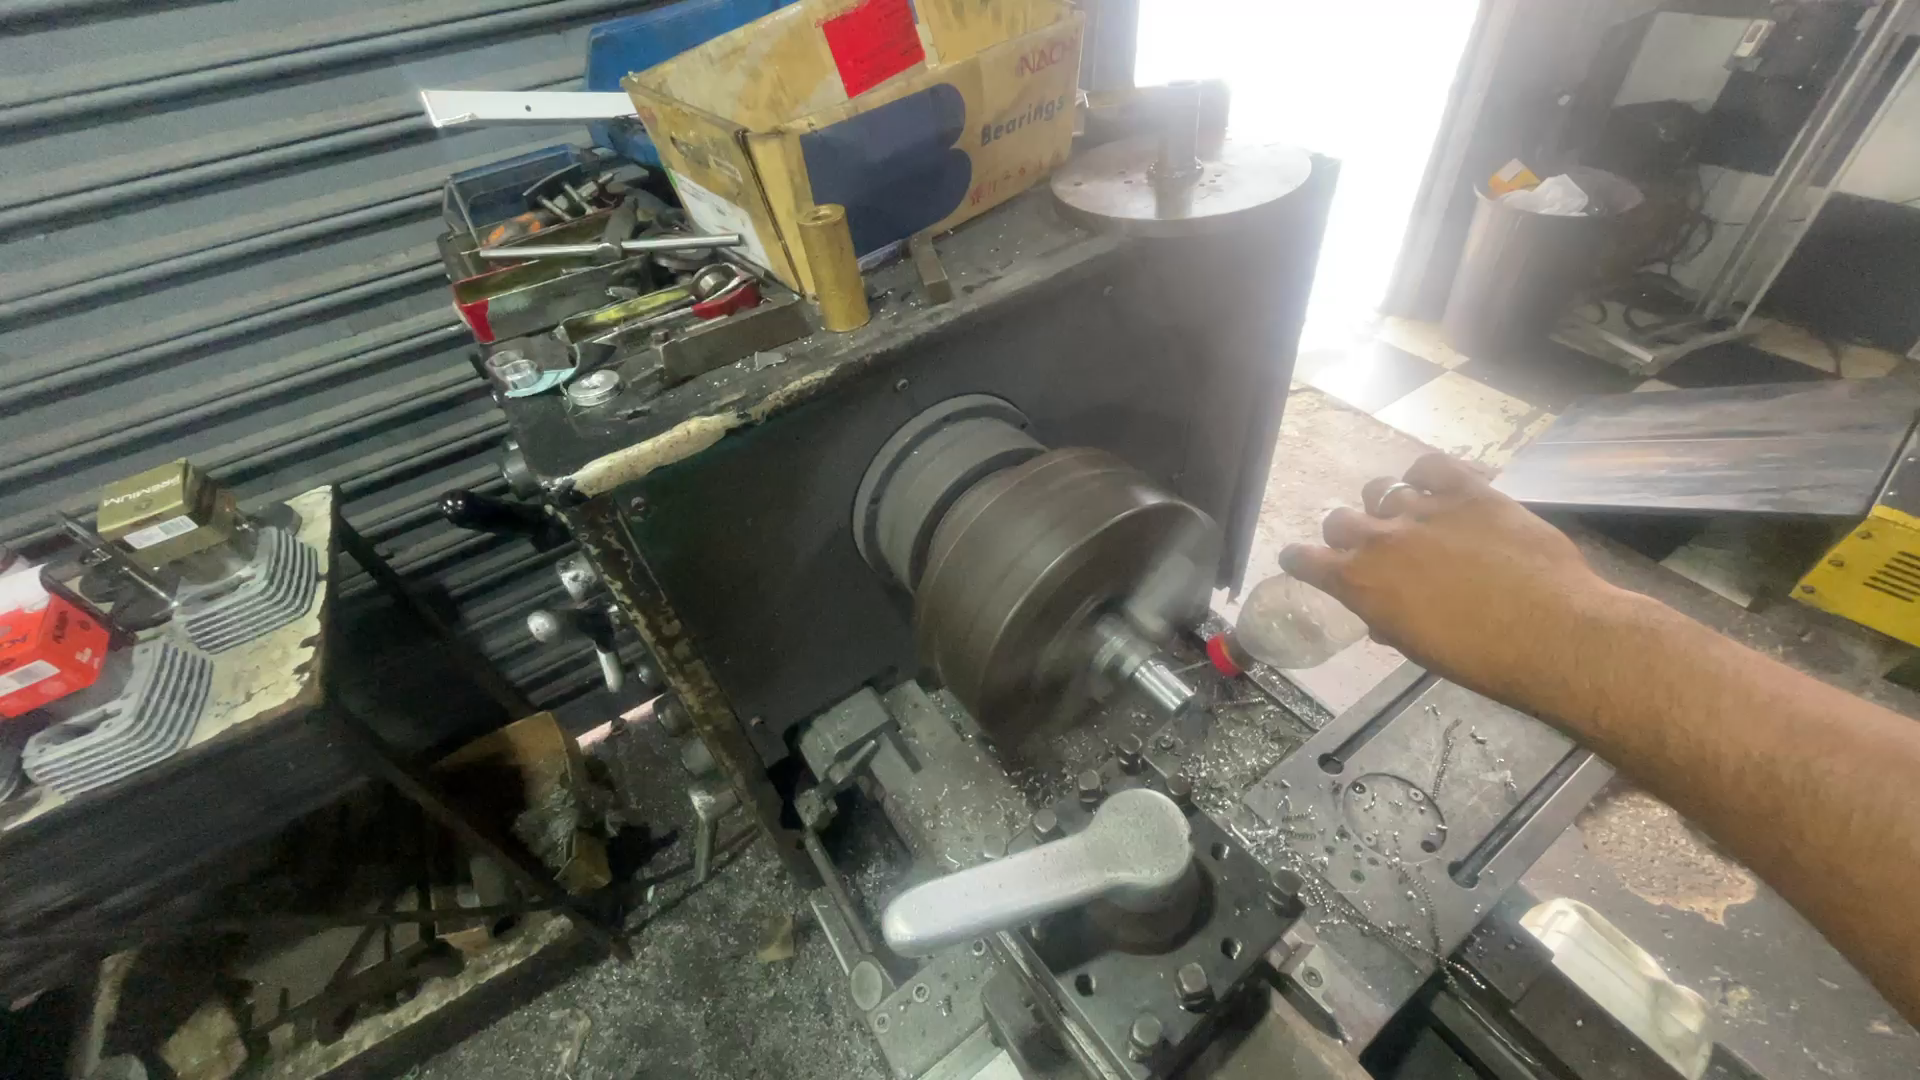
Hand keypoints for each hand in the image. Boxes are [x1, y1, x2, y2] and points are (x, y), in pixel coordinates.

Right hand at [1279, 453, 1619, 695]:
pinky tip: (1434, 487)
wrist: (1552, 636)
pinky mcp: (1469, 494)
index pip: (1302, 558)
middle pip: (1338, 520)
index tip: (1308, 563)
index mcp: (1357, 581)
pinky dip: (1424, 474)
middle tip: (1374, 549)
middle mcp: (1379, 539)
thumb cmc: (1477, 657)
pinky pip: (1430, 465)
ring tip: (1409, 519)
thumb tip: (1380, 616)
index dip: (1301, 560)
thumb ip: (1385, 619)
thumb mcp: (1414, 647)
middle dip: (1347, 535)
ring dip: (1386, 506)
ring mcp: (1423, 511)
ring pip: (1381, 490)